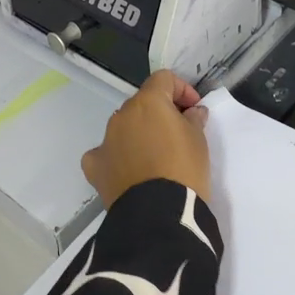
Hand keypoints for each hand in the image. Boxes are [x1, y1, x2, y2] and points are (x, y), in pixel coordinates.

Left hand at [80, 69, 210, 206]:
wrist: (158, 216)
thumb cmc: (184, 169)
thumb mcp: (198, 140)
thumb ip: (194, 119)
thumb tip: (192, 112)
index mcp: (147, 102)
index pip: (163, 79)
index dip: (181, 89)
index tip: (194, 109)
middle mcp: (122, 115)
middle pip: (143, 103)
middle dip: (161, 112)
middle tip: (179, 132)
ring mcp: (106, 141)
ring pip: (124, 126)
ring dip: (139, 132)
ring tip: (156, 155)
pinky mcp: (96, 167)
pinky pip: (105, 153)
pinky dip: (116, 156)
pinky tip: (128, 169)